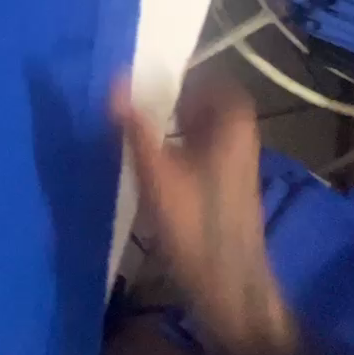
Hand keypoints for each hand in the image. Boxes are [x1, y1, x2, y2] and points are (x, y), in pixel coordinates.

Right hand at [112, 75, 299, 354]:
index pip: (226, 90)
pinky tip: (148, 153)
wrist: (226, 286)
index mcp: (232, 136)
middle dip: (181, 96)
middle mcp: (238, 148)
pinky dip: (178, 143)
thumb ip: (134, 125)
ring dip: (178, 120)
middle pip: (216, 110)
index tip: (160, 68)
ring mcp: (232, 173)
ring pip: (208, 132)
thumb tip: (115, 78)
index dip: (198, 76)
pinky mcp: (221, 192)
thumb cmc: (193, 223)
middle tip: (140, 88)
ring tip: (137, 115)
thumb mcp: (156, 171)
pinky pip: (201, 151)